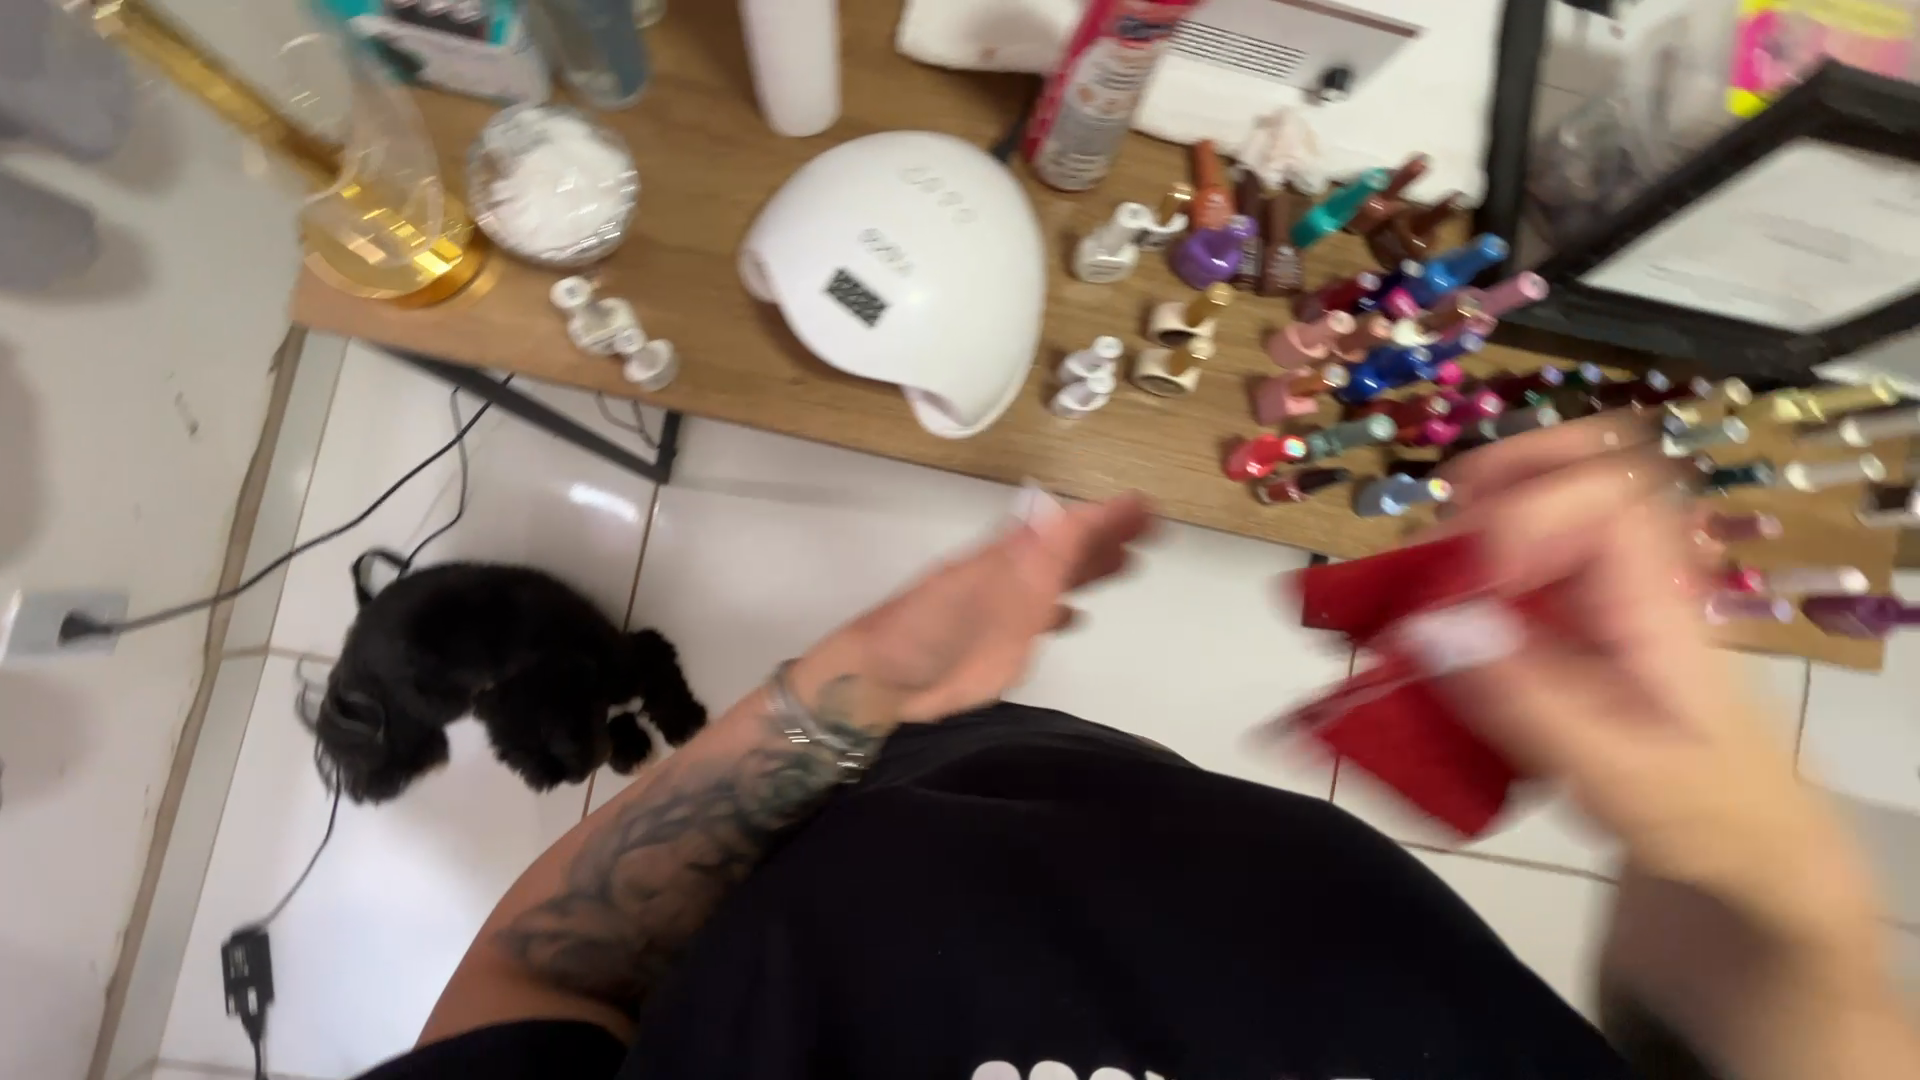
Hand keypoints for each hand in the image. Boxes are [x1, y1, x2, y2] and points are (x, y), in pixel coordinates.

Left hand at [791, 493, 1154, 730]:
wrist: (885, 679)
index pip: (1067, 528)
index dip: (1105, 516)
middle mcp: (1013, 576)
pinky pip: (1042, 614)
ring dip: (1091, 566)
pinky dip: (1063, 607)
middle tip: (1149, 526)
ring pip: (1058, 578)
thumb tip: (1063, 512)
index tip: (1142, 507)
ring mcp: (1008, 608)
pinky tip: (1075, 614)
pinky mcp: (1001, 641)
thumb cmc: (929, 634)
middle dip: (1107, 535)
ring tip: (1127, 559)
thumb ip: (1026, 557)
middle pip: (1067, 548)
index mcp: (1009, 559)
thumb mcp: (980, 592)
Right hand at [1432, 417, 1881, 948]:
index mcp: (1652, 602)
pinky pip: (1492, 576)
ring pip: (1511, 523)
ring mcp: (1581, 602)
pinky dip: (1442, 585)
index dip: (1530, 504)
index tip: (1477, 573)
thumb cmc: (1706, 815)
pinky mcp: (1553, 628)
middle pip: (1547, 487)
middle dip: (1470, 512)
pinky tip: (1412, 627)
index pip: (1607, 491)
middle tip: (1416, 573)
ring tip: (1399, 600)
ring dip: (1445, 547)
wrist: (1746, 846)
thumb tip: (1429, 626)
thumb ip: (1525, 702)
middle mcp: (1615, 583)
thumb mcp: (1617, 773)